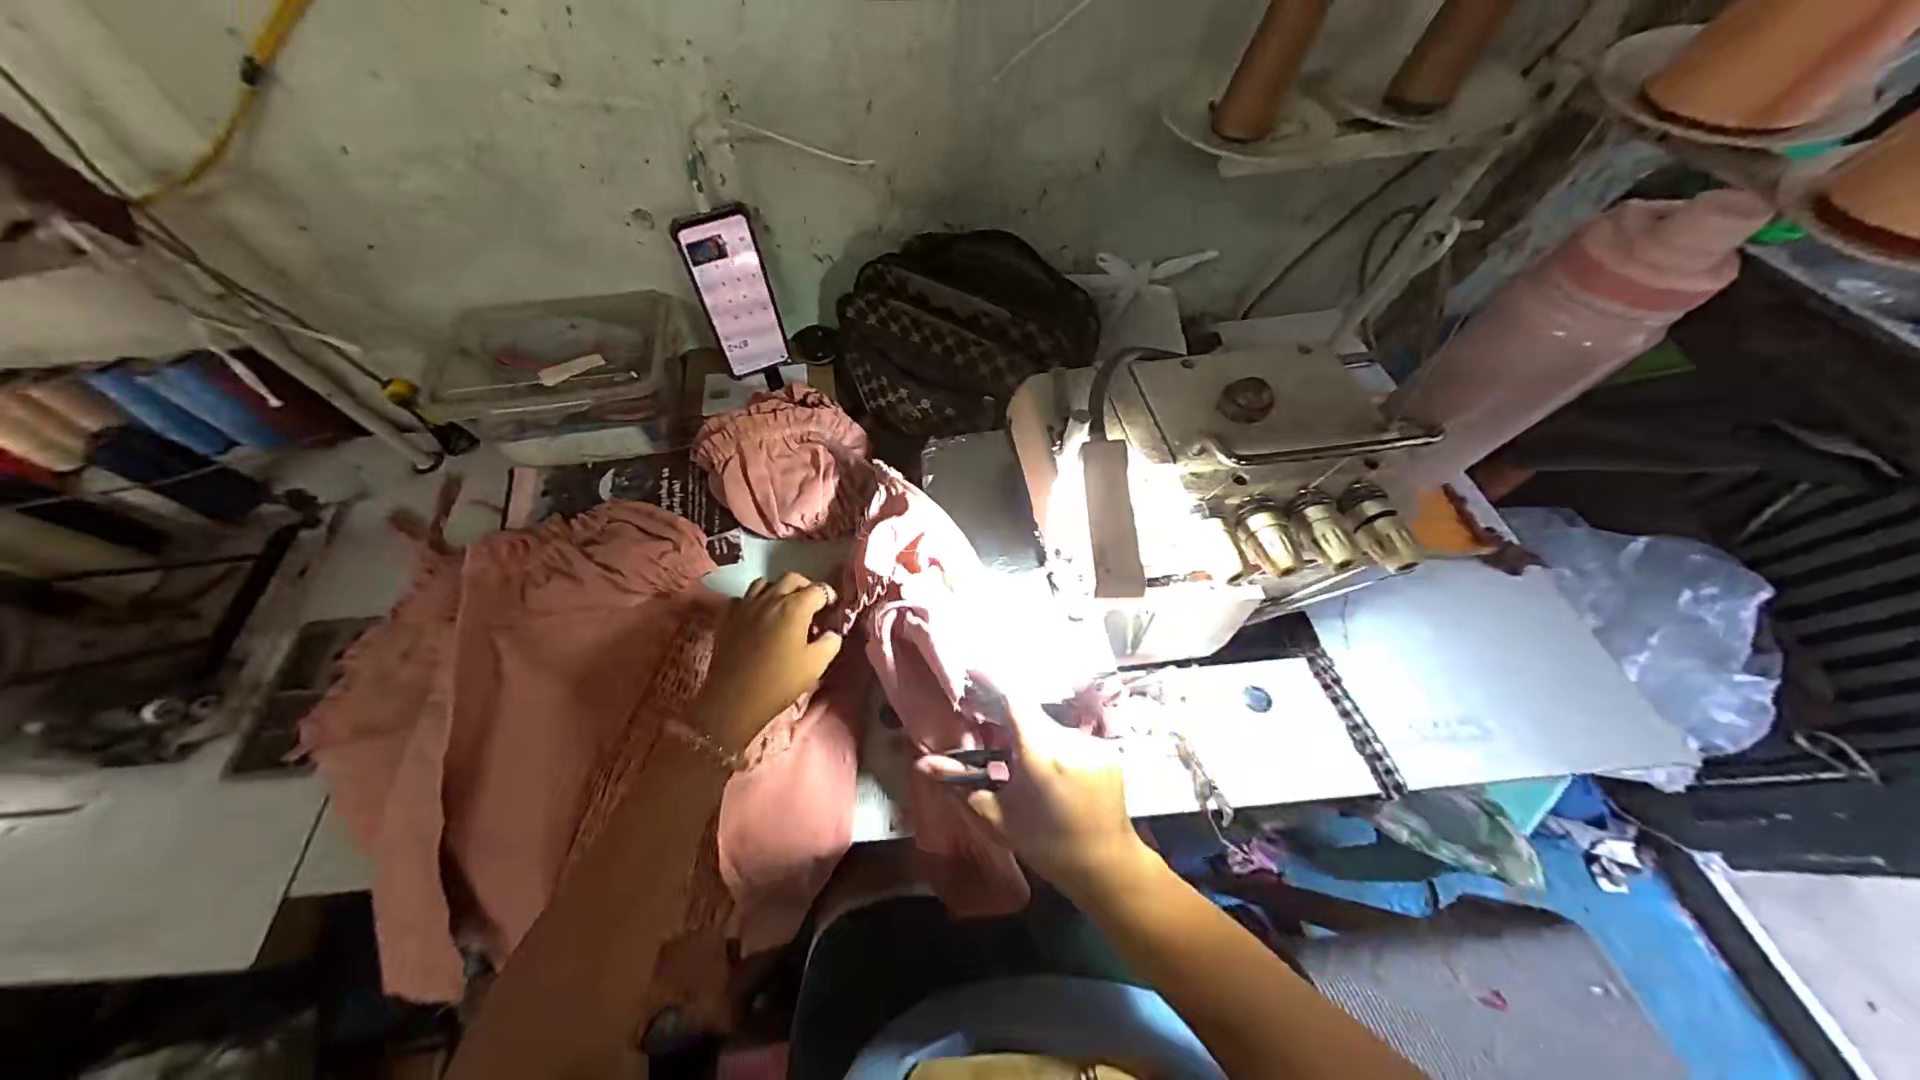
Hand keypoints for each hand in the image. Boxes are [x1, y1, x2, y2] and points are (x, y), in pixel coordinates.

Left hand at [693, 572, 843, 753]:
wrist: (734, 699)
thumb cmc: (779, 682)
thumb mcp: (816, 665)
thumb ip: (830, 643)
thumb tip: (832, 633)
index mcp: (795, 608)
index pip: (819, 589)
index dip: (829, 596)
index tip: (831, 608)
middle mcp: (770, 599)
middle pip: (792, 578)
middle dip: (806, 587)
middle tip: (811, 604)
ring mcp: (746, 605)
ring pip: (765, 582)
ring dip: (778, 589)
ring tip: (783, 606)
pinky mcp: (727, 617)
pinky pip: (742, 598)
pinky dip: (753, 601)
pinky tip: (757, 616)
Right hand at [916, 700, 1151, 902]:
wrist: (1104, 863)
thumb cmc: (1045, 844)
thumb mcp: (997, 816)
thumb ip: (960, 783)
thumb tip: (922, 762)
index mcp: (1040, 754)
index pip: (1013, 697)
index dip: (990, 681)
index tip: (972, 673)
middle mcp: (1069, 739)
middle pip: (1030, 712)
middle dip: (1008, 716)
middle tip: (990, 729)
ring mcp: (1092, 742)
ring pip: (1050, 723)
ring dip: (1032, 732)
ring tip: (1022, 760)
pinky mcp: (1107, 748)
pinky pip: (1071, 734)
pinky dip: (1055, 744)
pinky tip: (1051, 770)